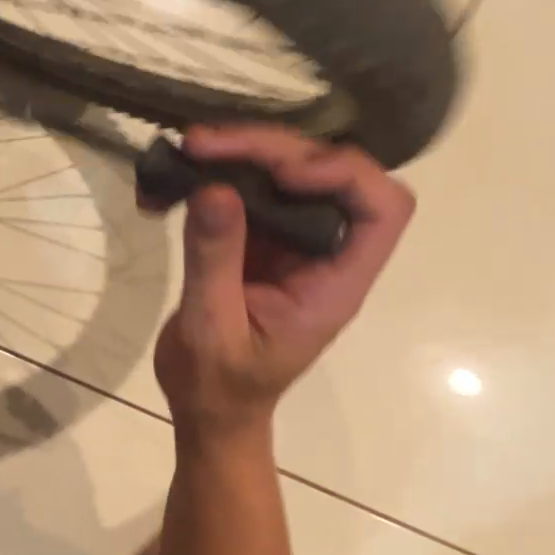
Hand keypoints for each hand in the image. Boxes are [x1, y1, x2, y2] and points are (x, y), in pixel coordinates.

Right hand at [153, 125, 414, 437]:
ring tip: (187, 150)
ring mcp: (288, 246)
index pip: (382, 210)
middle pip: (326, 176)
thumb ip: (216, 261)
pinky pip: (244, 195)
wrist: (205, 410)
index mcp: (335, 283)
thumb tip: (213, 189)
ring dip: (240, 155)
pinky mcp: (254, 243)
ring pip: (284, 175)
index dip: (343, 175)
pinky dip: (212, 179)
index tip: (282, 173)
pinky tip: (172, 181)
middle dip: (271, 150)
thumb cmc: (219, 386)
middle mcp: (322, 254)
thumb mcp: (212, 329)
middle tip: (205, 144)